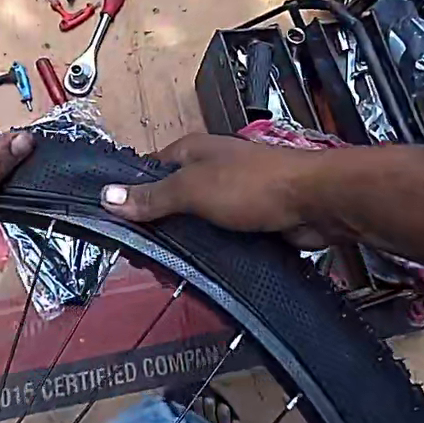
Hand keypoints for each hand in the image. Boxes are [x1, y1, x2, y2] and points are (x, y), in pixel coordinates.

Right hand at [99, 133, 334, 248]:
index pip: (147, 170)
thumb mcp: (191, 189)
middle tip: (141, 258)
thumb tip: (106, 195)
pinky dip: (206, 251)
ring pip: (193, 221)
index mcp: (190, 151)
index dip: (129, 195)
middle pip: (168, 198)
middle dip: (155, 226)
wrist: (317, 202)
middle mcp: (208, 169)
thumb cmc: (252, 185)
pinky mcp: (248, 219)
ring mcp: (229, 194)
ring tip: (164, 271)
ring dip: (181, 242)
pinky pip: (217, 236)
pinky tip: (195, 269)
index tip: (116, 224)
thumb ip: (151, 196)